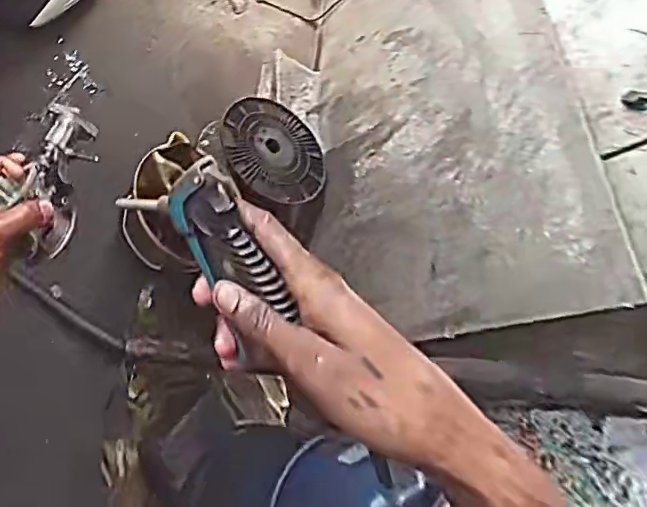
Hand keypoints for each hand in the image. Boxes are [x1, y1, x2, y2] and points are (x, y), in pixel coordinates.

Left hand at [0, 153, 53, 310]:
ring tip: (40, 208)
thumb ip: (25, 215)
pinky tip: (37, 228)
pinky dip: (31, 224)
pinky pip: (21, 224)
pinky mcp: (3, 240)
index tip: (23, 172)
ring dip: (29, 206)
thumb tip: (44, 206)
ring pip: (15, 204)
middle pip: (5, 184)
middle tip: (36, 187)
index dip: (7, 164)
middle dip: (23, 185)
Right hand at [193, 204, 560, 506]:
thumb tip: (224, 292)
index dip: (233, 213)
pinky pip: (285, 325)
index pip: (265, 228)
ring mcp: (324, 312)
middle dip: (226, 285)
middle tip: (206, 304)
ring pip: (268, 301)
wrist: (441, 435)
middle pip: (258, 269)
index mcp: (315, 282)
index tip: (204, 210)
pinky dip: (264, 340)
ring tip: (231, 351)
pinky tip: (253, 361)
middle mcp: (319, 289)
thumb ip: (262, 323)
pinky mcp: (330, 336)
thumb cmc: (388, 399)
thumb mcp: (310, 362)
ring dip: (243, 322)